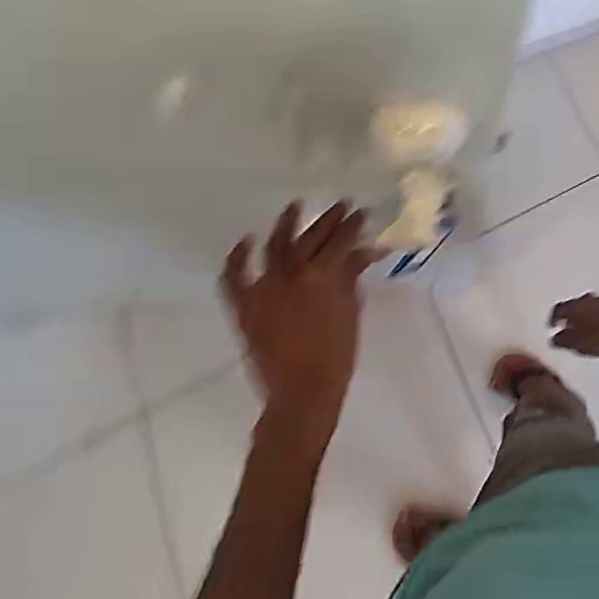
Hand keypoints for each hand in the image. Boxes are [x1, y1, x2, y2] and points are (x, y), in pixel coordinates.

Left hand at [222, 201, 380, 437]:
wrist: (301, 392)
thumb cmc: (337, 353)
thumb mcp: (351, 310)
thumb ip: (353, 276)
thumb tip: (364, 250)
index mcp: (322, 277)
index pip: (341, 241)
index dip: (353, 225)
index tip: (361, 212)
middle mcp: (291, 275)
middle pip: (311, 239)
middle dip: (328, 220)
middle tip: (341, 206)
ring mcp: (264, 289)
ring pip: (275, 247)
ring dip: (286, 224)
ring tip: (295, 207)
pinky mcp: (244, 307)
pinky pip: (234, 277)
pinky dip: (238, 257)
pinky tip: (247, 240)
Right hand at [548, 293, 598, 356]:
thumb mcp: (575, 344)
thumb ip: (561, 340)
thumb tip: (555, 338)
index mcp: (574, 306)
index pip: (558, 309)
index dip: (553, 318)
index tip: (552, 325)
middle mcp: (588, 299)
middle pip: (574, 305)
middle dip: (569, 315)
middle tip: (567, 325)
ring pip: (589, 305)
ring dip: (584, 314)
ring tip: (584, 327)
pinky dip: (598, 315)